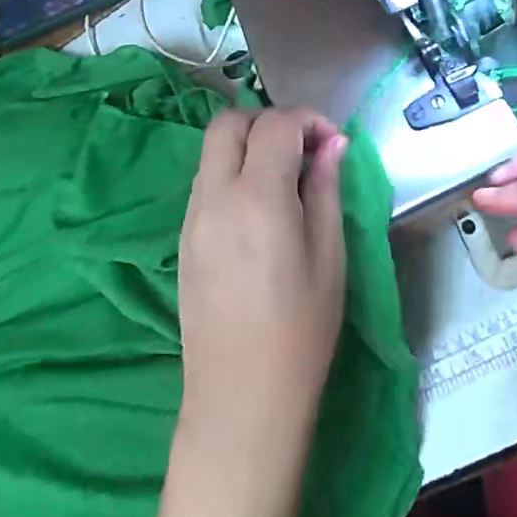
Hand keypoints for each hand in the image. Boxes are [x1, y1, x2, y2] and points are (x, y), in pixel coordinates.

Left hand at [178, 108, 348, 438]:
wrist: (242, 396)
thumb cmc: (301, 330)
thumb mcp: (330, 257)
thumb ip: (327, 190)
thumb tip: (334, 145)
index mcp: (258, 198)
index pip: (275, 125)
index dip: (309, 121)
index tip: (334, 143)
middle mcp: (214, 196)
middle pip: (228, 123)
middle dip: (268, 121)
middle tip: (304, 150)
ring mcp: (191, 217)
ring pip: (211, 151)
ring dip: (247, 145)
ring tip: (286, 178)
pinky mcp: (182, 238)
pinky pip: (204, 182)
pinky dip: (232, 172)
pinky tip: (260, 206)